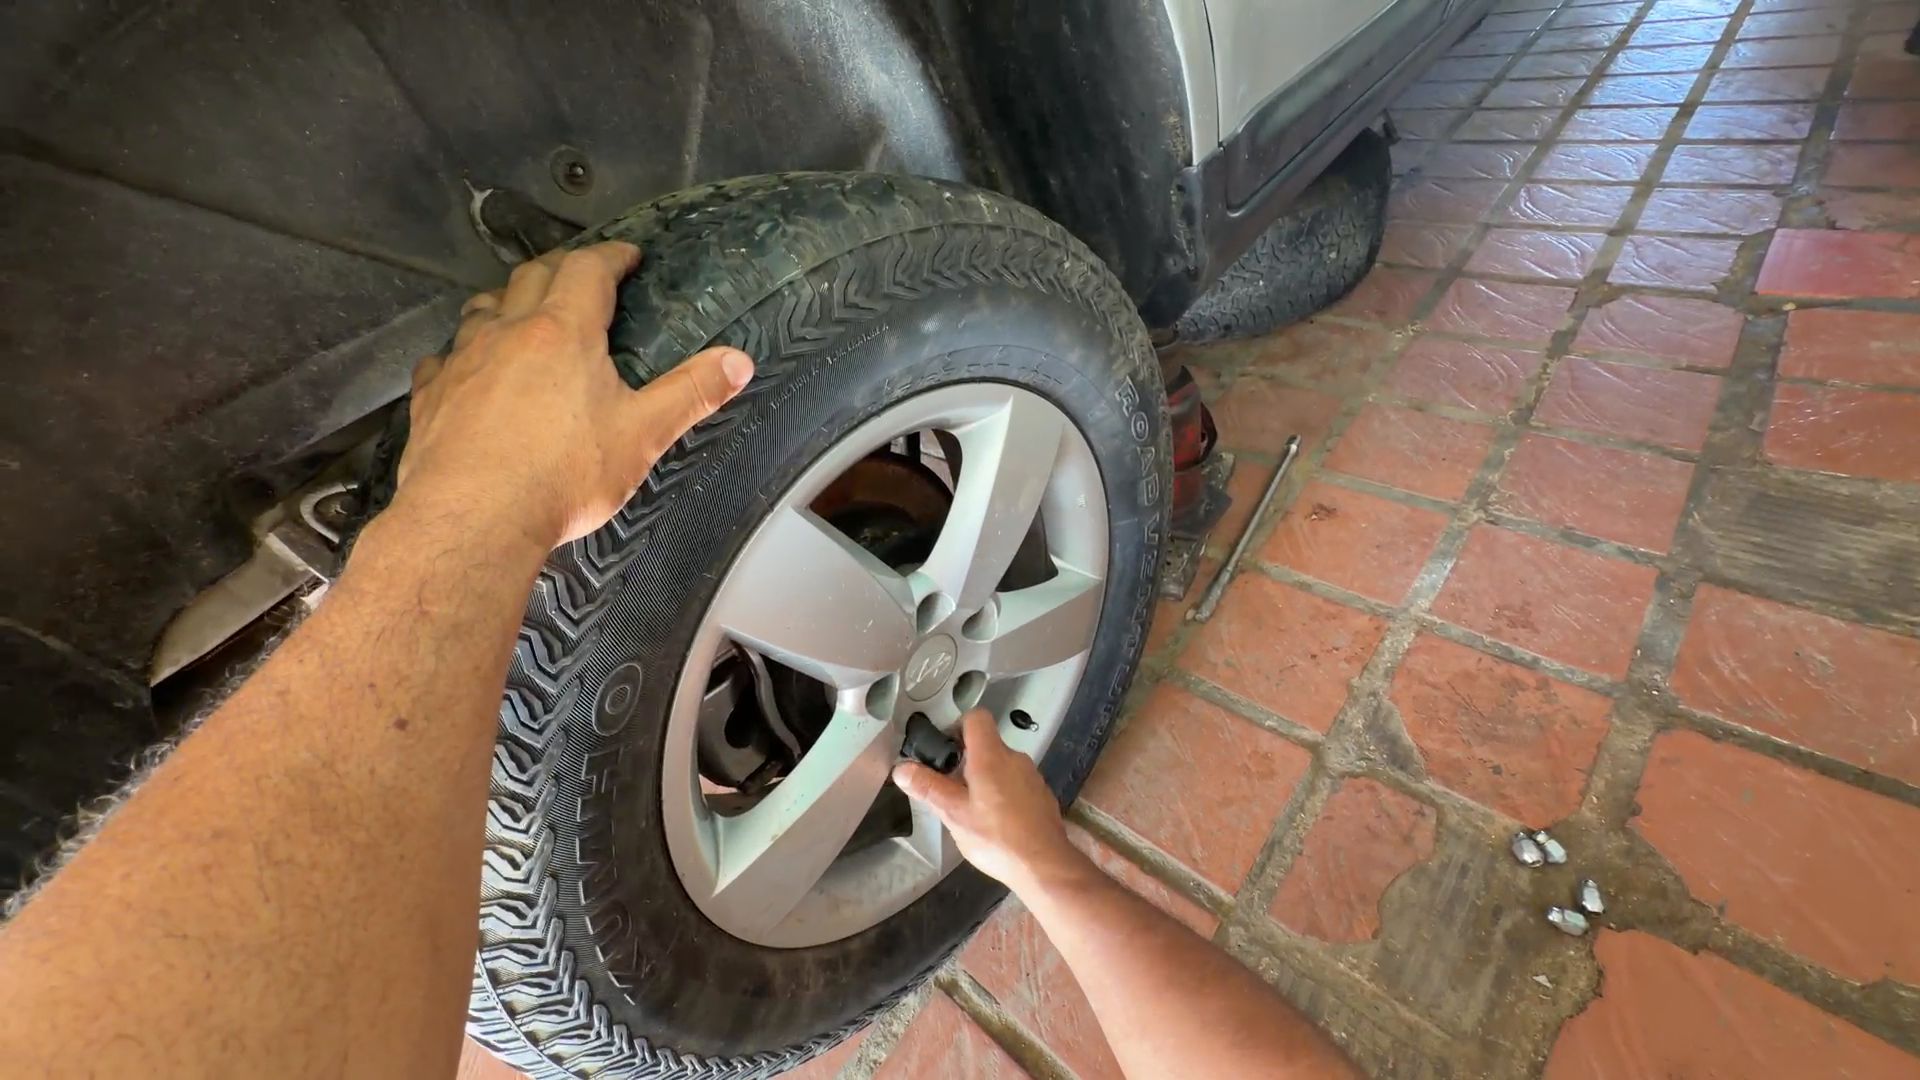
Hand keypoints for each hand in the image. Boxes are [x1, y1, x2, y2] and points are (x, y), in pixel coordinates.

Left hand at [398, 241, 753, 549]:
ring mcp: (463, 361)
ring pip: (484, 308)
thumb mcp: (645, 434)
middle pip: (533, 276)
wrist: (476, 519)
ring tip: (528, 314)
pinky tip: (473, 369)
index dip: (611, 256)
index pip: (588, 271)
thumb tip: (740, 361)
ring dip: (510, 301)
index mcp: (565, 334)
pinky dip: (467, 350)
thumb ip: (692, 392)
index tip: (628, 255)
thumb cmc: (566, 473)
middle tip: (586, 278)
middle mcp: (508, 333)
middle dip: (563, 268)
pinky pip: (447, 356)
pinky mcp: (432, 396)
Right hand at [892, 710, 1091, 897]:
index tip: (945, 752)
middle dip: (966, 761)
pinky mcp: (1041, 793)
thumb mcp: (955, 814)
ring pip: (1001, 765)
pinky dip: (1003, 793)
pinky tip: (997, 822)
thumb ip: (928, 788)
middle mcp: (1014, 757)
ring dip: (984, 778)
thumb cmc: (995, 838)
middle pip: (986, 743)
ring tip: (972, 810)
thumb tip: (901, 768)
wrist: (1044, 866)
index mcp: (991, 755)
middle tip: (951, 789)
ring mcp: (1031, 775)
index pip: (976, 718)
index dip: (957, 727)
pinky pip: (1016, 782)